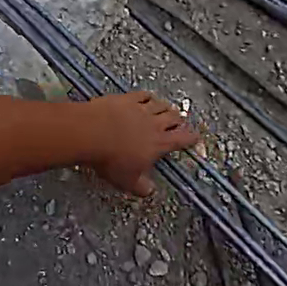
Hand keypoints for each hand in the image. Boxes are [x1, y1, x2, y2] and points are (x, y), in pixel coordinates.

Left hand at [81, 92, 199, 196]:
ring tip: (167, 108)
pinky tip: (147, 97)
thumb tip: (149, 191)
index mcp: (158, 144)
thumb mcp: (127, 181)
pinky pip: (143, 94)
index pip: (181, 139)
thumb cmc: (110, 159)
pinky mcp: (126, 98)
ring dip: (166, 107)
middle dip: (179, 120)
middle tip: (180, 122)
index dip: (191, 138)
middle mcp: (154, 123)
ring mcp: (140, 108)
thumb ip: (141, 187)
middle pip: (174, 118)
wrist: (91, 133)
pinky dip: (148, 96)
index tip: (195, 137)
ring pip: (160, 104)